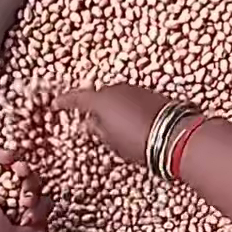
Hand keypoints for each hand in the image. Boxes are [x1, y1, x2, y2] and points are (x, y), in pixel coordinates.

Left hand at [0, 145, 50, 231]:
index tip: (5, 155)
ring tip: (25, 200)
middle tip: (19, 170)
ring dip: (29, 185)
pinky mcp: (37, 215)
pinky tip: (31, 216)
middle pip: (12, 167)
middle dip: (17, 166)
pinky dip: (38, 204)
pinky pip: (44, 199)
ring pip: (30, 180)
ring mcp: (19, 205)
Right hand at [55, 84, 174, 166]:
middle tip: (88, 119)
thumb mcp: (112, 141)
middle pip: (99, 95)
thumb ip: (97, 130)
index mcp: (101, 100)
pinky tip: (130, 122)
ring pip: (117, 97)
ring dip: (112, 108)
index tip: (56, 104)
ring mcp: (136, 89)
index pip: (77, 98)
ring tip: (112, 124)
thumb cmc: (139, 142)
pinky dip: (126, 108)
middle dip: (94, 106)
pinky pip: (132, 99)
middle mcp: (117, 89)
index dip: (65, 102)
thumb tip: (88, 123)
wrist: (176, 137)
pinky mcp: (152, 94)